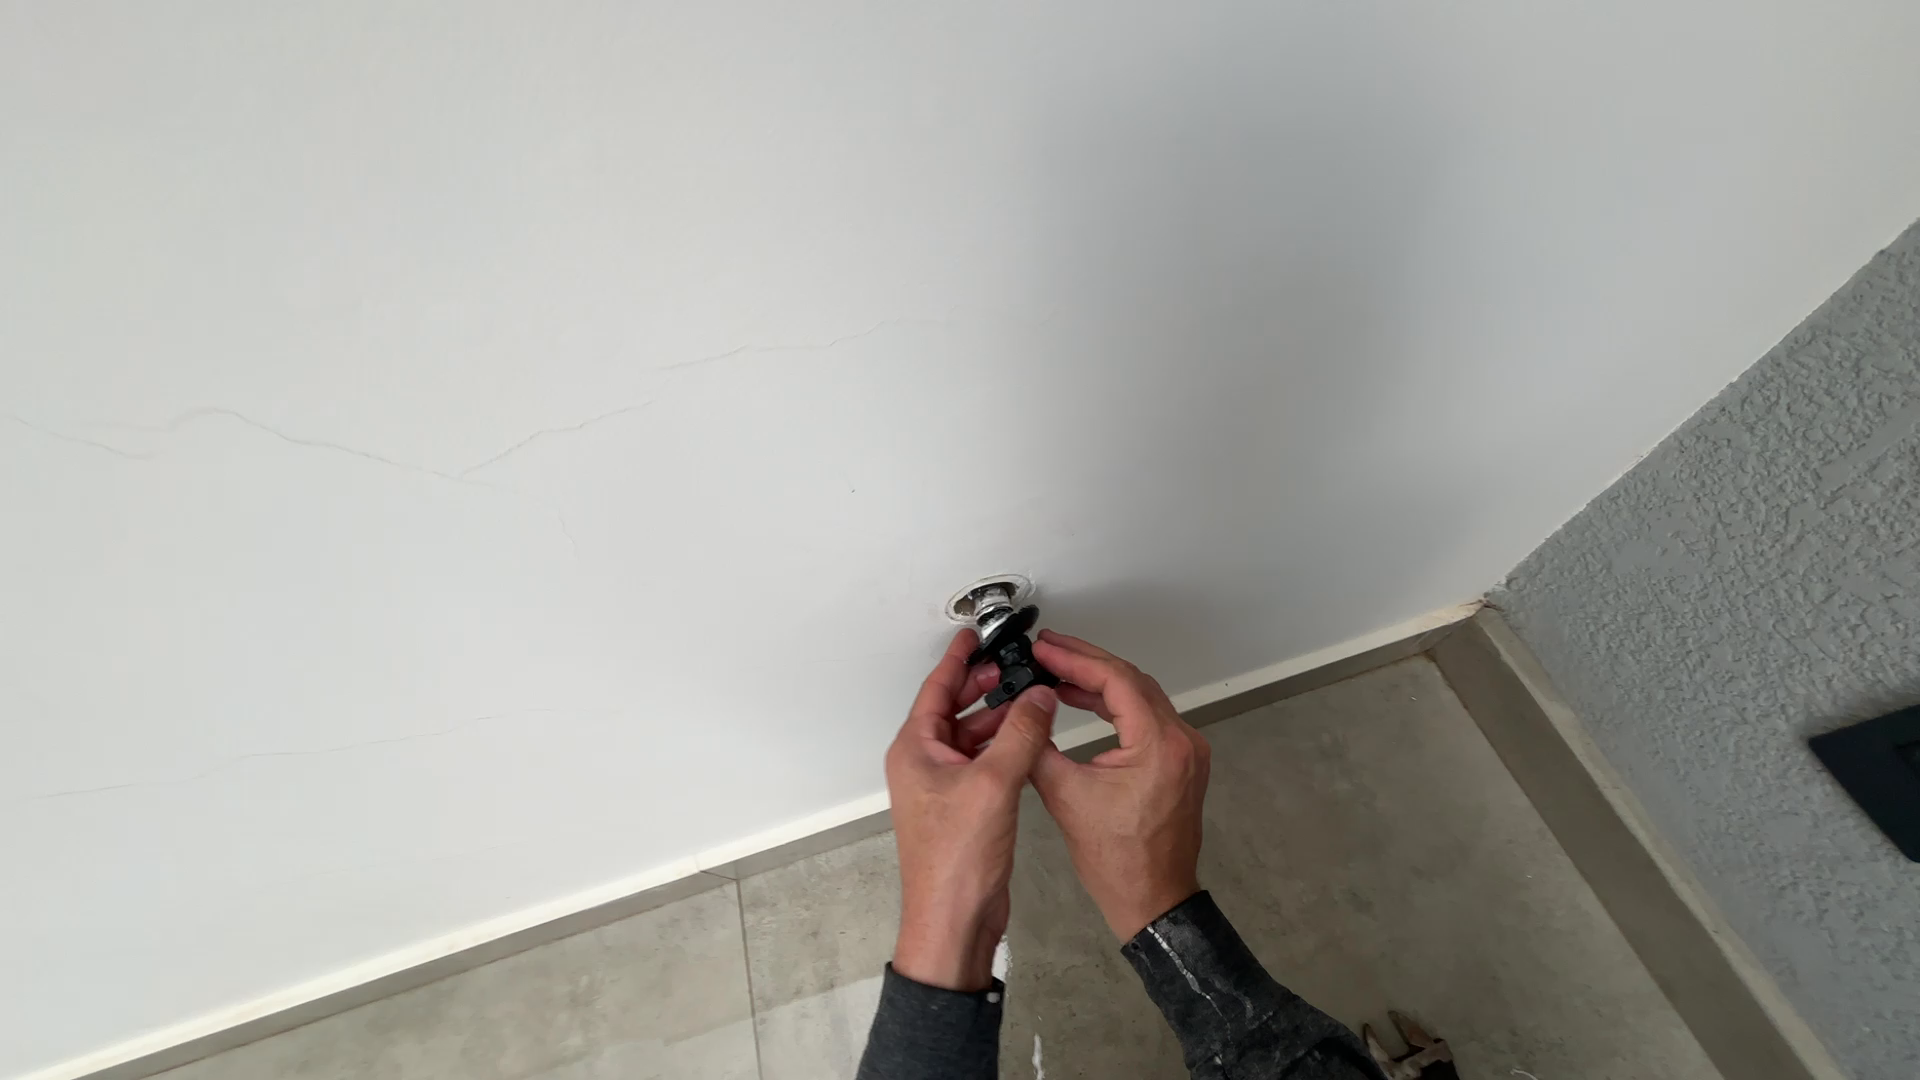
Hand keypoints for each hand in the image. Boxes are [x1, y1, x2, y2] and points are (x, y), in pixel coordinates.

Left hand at [885, 628, 1059, 989]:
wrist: (955, 921)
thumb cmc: (957, 858)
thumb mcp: (992, 783)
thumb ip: (1020, 733)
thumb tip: (1039, 695)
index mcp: (915, 749)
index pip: (935, 688)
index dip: (956, 659)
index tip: (971, 636)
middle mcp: (924, 763)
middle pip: (952, 709)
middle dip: (981, 686)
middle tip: (1009, 665)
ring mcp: (942, 786)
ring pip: (970, 736)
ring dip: (996, 716)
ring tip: (1026, 696)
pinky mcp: (962, 806)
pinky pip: (982, 761)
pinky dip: (1002, 745)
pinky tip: (1026, 738)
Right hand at [1029, 630, 1209, 940]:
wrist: (1154, 901)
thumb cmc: (1114, 858)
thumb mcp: (1066, 796)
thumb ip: (1038, 746)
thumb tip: (1021, 710)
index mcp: (1159, 744)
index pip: (1116, 681)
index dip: (1076, 658)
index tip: (1044, 647)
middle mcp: (1182, 739)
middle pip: (1131, 680)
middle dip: (1085, 660)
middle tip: (1047, 648)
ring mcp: (1186, 748)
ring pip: (1139, 694)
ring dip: (1098, 680)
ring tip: (1056, 669)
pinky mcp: (1180, 759)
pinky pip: (1145, 715)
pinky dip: (1112, 703)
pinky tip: (1080, 699)